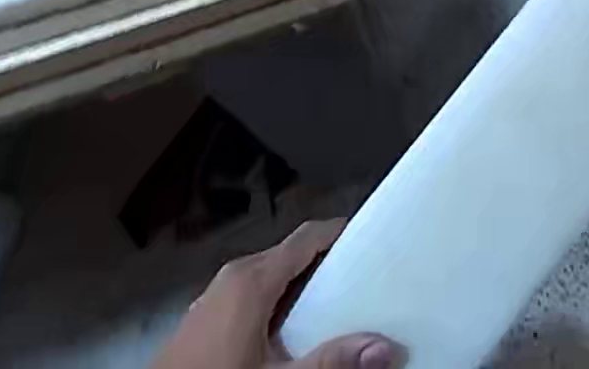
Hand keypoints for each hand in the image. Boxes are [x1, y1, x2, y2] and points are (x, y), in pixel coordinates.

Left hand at [155, 219, 400, 368]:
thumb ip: (331, 361)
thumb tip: (386, 345)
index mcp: (253, 278)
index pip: (308, 236)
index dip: (341, 232)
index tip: (372, 240)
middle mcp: (233, 275)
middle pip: (290, 254)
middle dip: (325, 264)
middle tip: (360, 281)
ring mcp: (213, 296)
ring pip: (269, 275)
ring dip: (299, 286)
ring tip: (332, 307)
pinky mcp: (202, 319)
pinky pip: (249, 294)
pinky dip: (275, 302)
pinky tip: (287, 334)